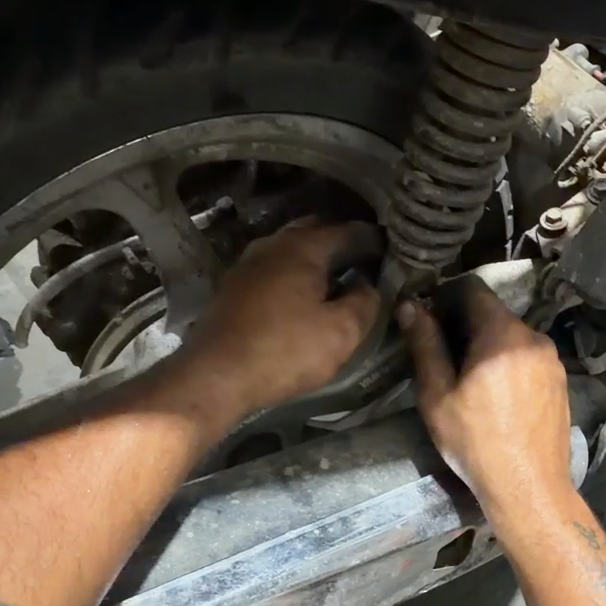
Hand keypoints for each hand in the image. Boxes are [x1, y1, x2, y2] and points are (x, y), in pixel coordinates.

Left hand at [175, 218, 381, 417]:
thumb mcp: (340, 333)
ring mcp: (247, 265)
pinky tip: (299, 296)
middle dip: (337, 241)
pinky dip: (290, 276)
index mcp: (302, 248)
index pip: (345, 230)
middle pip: (312, 232)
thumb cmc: (285, 351)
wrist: (217, 375)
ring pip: (288, 251)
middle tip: (361, 260)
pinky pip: (271, 271)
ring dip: (311, 259)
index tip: (388, 251)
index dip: (370, 239)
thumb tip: (368, 287)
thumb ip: (363, 304)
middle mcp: (271, 246)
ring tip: (333, 278)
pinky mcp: (232, 289)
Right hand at [398, 278, 575, 521]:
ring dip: (489, 348)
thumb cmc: (476, 444)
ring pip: (513, 338)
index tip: (429, 322)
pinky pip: (528, 359)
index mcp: (502, 334)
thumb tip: (410, 306)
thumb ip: (425, 346)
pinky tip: (497, 397)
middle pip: (495, 314)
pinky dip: (509, 365)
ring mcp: (553, 360)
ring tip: (469, 382)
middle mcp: (534, 338)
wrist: (529, 488)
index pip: (473, 290)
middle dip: (467, 326)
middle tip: (443, 357)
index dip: (446, 299)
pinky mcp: (561, 382)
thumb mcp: (438, 396)